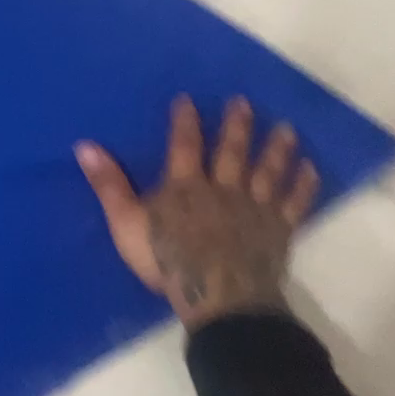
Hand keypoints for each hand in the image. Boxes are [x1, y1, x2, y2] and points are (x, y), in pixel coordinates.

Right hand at [75, 96, 318, 331]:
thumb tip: (85, 146)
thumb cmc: (166, 259)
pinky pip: (295, 202)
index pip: (184, 146)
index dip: (185, 122)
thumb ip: (108, 184)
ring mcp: (256, 208)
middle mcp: (224, 189)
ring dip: (277, 148)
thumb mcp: (125, 221)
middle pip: (232, 152)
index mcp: (185, 186)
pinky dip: (303, 184)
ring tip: (285, 128)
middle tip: (244, 102)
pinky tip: (309, 169)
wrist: (219, 295)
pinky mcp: (279, 229)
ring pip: (268, 171)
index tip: (188, 100)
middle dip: (237, 126)